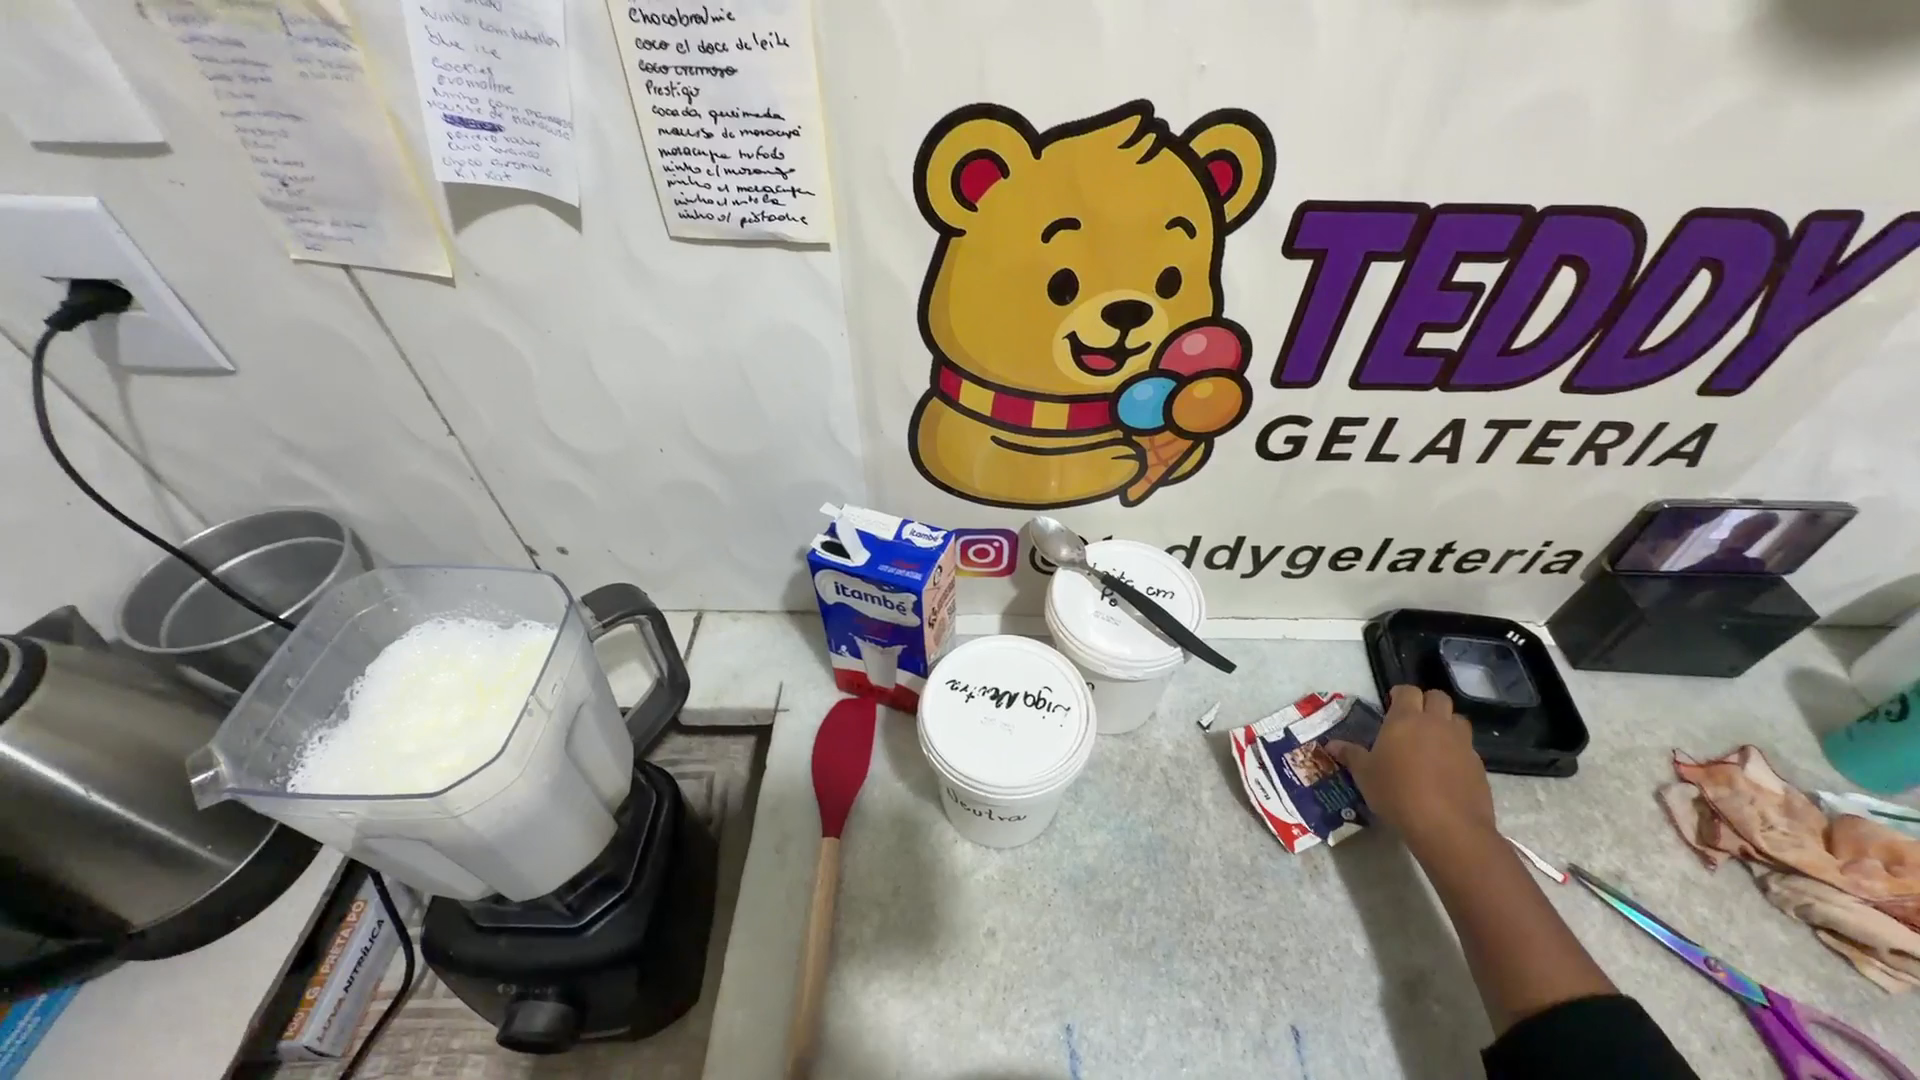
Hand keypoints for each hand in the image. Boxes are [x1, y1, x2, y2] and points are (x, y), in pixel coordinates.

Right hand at [1327, 685, 1496, 852]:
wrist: (1447, 826)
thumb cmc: (1396, 792)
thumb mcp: (1365, 775)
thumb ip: (1350, 755)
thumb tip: (1331, 745)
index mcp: (1406, 720)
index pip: (1407, 691)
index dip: (1400, 694)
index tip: (1391, 704)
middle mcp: (1437, 724)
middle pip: (1438, 697)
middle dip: (1426, 702)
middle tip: (1412, 720)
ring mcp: (1462, 744)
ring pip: (1458, 720)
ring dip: (1446, 724)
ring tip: (1432, 742)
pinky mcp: (1478, 766)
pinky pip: (1467, 748)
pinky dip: (1457, 751)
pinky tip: (1445, 771)